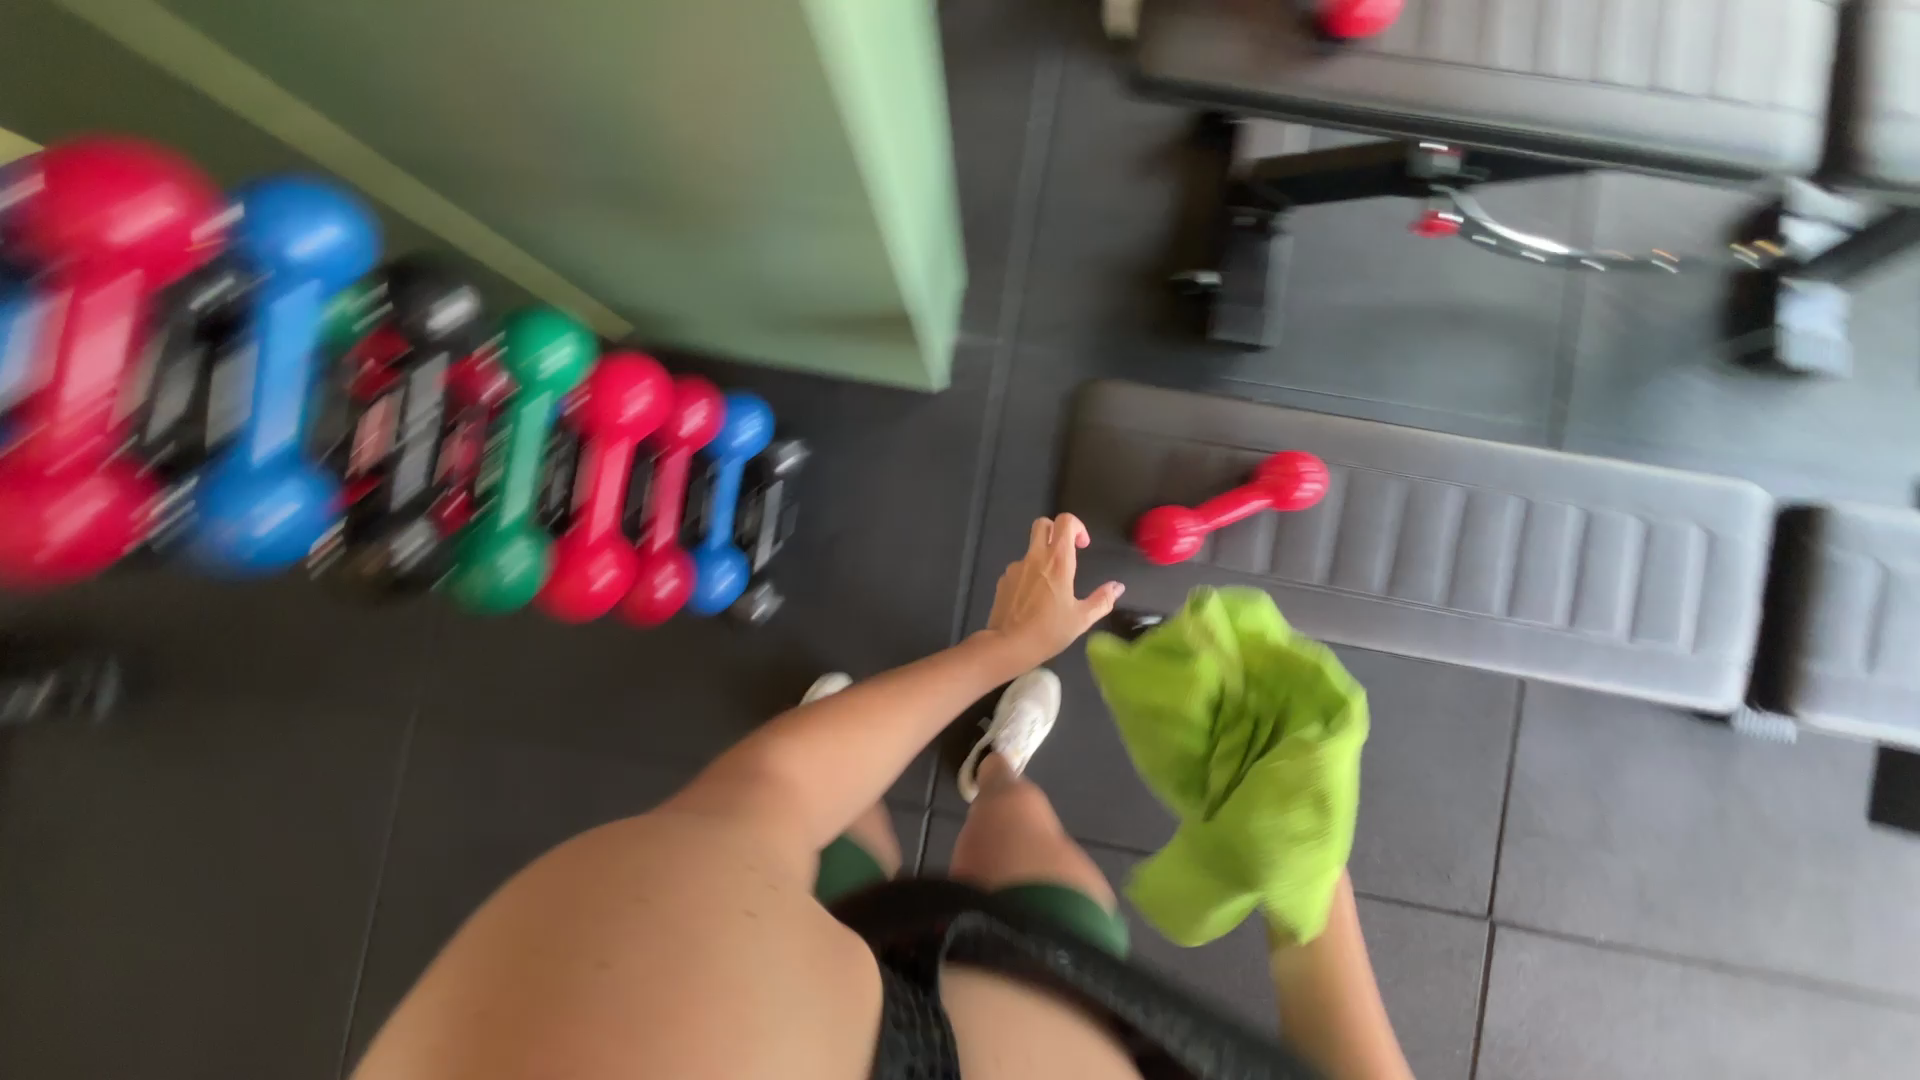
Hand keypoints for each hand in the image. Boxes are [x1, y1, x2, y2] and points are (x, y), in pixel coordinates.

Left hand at [983, 514, 1124, 666]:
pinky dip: (1029, 575)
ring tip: (1050, 588)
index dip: (1077, 526)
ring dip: (1043, 557)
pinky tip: (1033, 599)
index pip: (1065, 521)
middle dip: (1056, 531)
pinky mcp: (1003, 579)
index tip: (1082, 546)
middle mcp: (1035, 557)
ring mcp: (1016, 567)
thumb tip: (1117, 587)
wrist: (1008, 645)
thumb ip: (1102, 600)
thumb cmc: (1049, 631)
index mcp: (1058, 561)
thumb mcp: (1082, 618)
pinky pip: (1019, 569)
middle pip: (1043, 524)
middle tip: (1066, 553)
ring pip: (1030, 549)